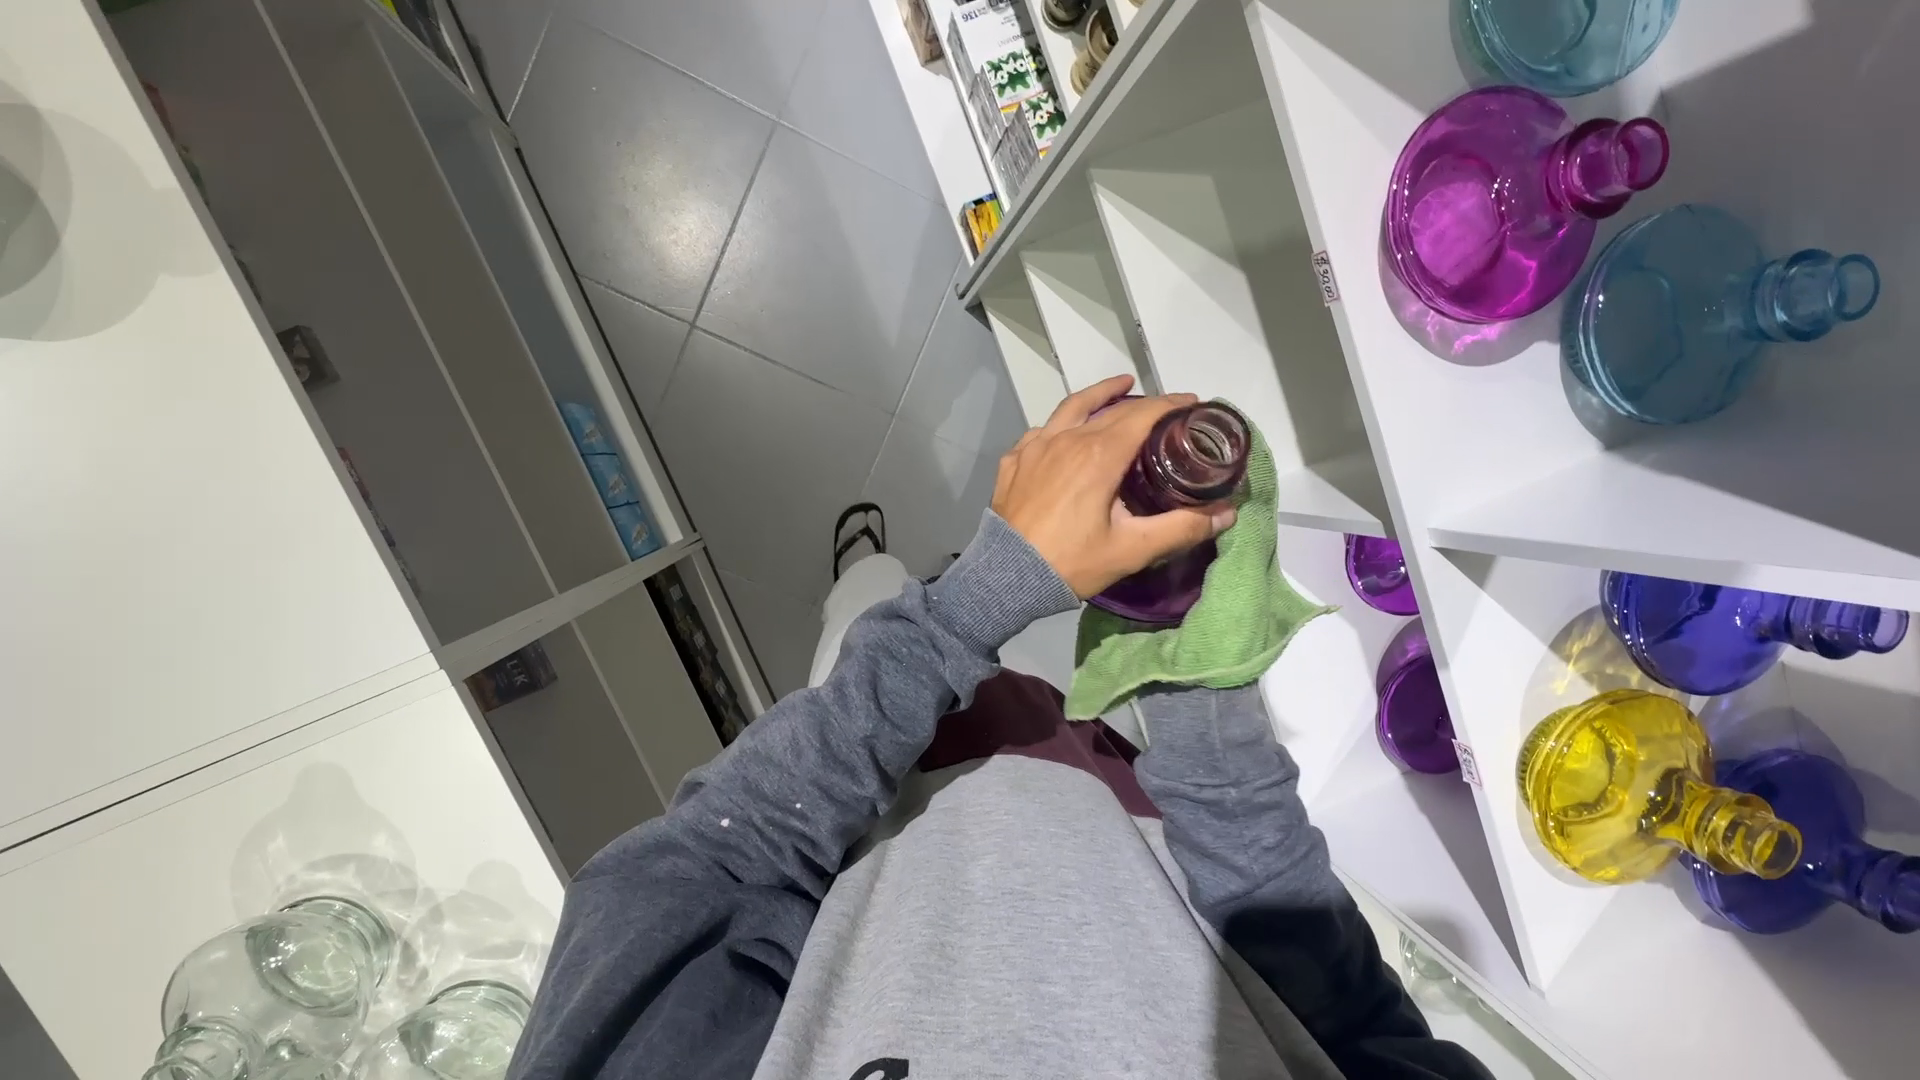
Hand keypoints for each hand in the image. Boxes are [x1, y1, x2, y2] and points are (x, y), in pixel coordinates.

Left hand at [992, 375, 1237, 598]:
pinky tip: (1066, 432)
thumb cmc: (1071, 562)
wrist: (1006, 577)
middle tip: (1166, 409)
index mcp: (1099, 454)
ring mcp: (1035, 448)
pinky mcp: (1014, 462)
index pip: (1143, 415)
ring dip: (1098, 396)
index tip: (1192, 403)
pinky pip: (1041, 432)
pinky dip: (1061, 425)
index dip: (1171, 405)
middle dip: (1143, 404)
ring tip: (1118, 388)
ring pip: (1070, 409)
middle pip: (1111, 410)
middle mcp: (1066, 439)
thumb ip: (1182, 528)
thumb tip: (1225, 515)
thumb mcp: (1132, 549)